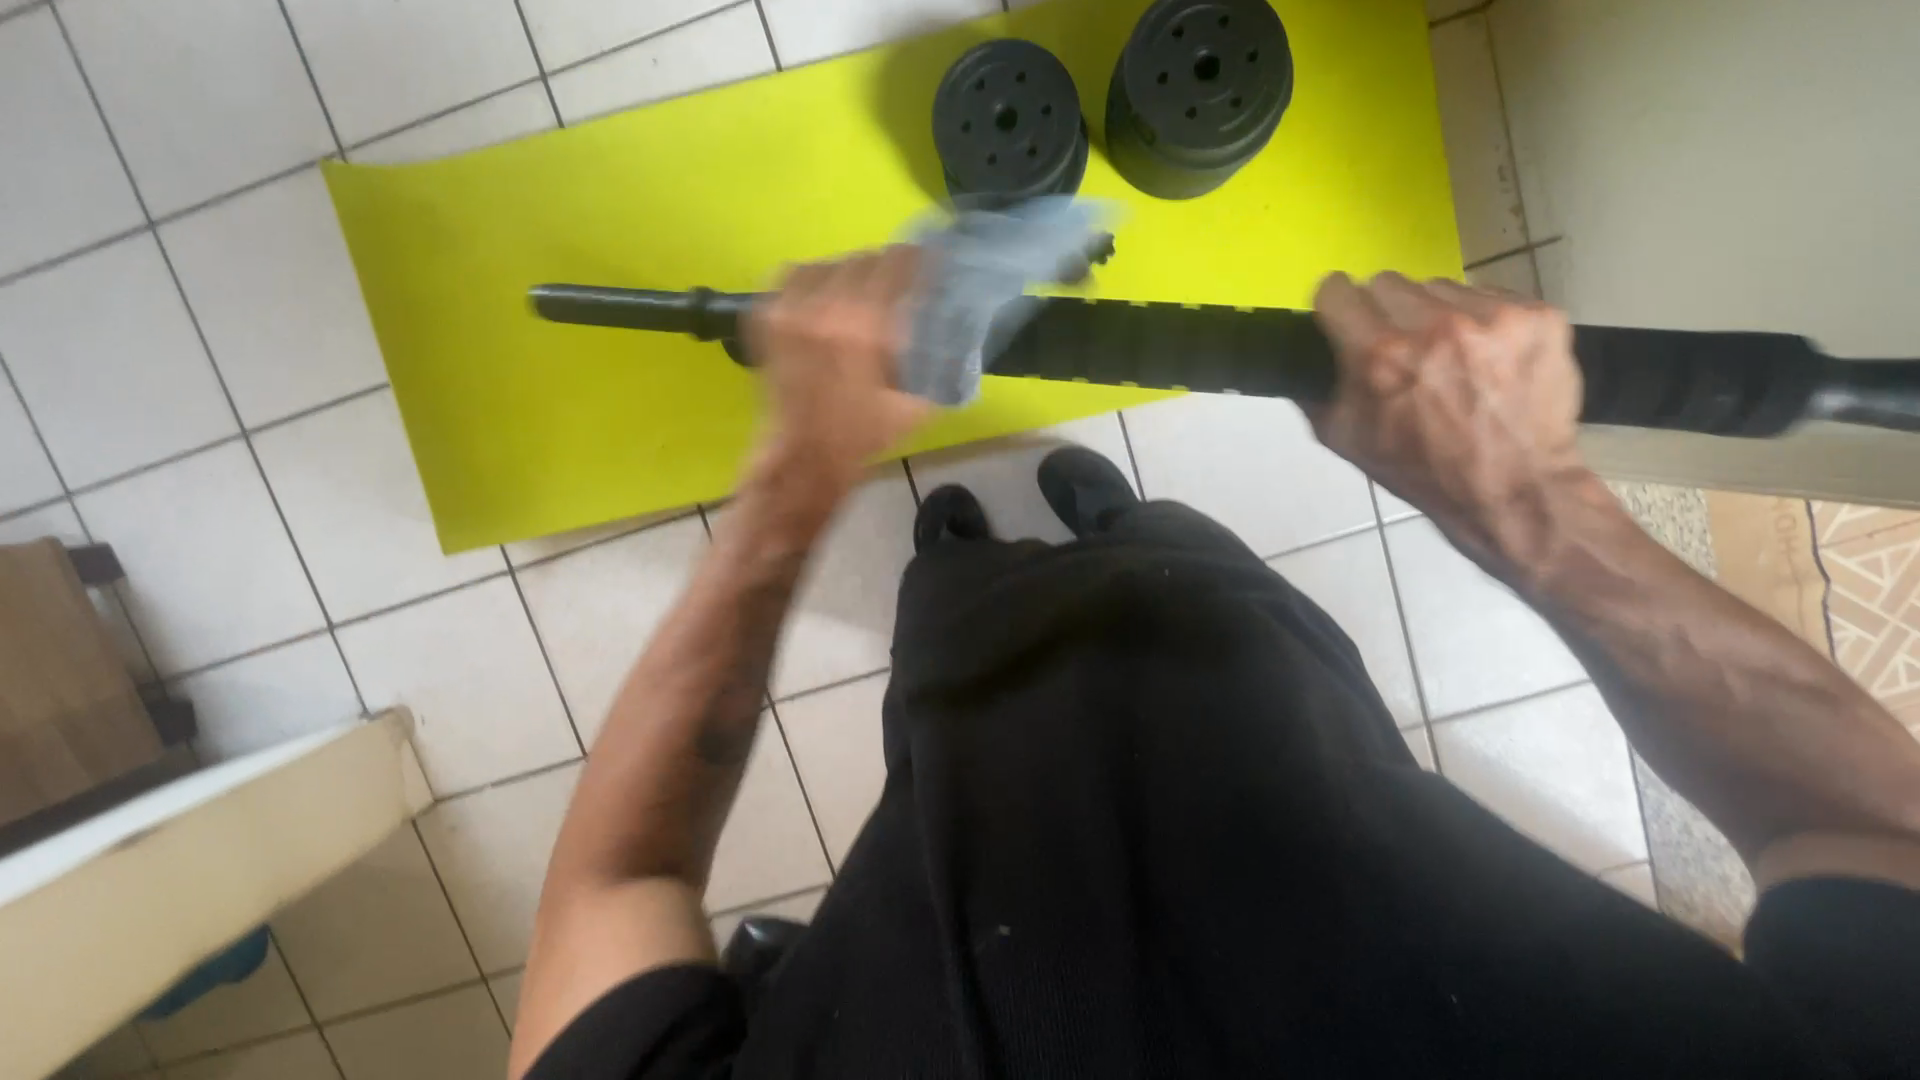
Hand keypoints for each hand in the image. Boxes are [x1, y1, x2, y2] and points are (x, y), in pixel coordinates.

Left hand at [745, 246, 934, 505]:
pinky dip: (811, 279)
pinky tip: (822, 297)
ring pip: (827, 263)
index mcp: (868, 329)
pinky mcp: (768, 320)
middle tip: (895, 283)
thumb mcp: (915, 404)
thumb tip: (952, 332)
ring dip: (848, 272)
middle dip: (885, 267)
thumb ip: (936, 364)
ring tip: (857, 290)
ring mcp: (792, 311)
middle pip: (864, 259)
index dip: (919, 258)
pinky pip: (791, 276)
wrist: (804, 458)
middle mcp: (828, 309)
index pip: (898, 265)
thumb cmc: (862, 436)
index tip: (929, 260)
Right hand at [1310, 271, 1607, 576]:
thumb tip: (1300, 355)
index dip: (1334, 304)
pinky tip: (1484, 357)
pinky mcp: (1537, 315)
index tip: (1341, 317)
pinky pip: (1488, 297)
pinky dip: (1479, 321)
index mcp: (1378, 357)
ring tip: (1445, 354)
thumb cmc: (1419, 469)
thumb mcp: (1344, 439)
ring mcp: (1492, 316)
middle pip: (1386, 282)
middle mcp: (1433, 326)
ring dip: (1432, 313)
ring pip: (1438, 287)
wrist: (1513, 488)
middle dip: (1382, 310)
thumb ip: (1313, 390)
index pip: (1337, 291)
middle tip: (1395, 344)